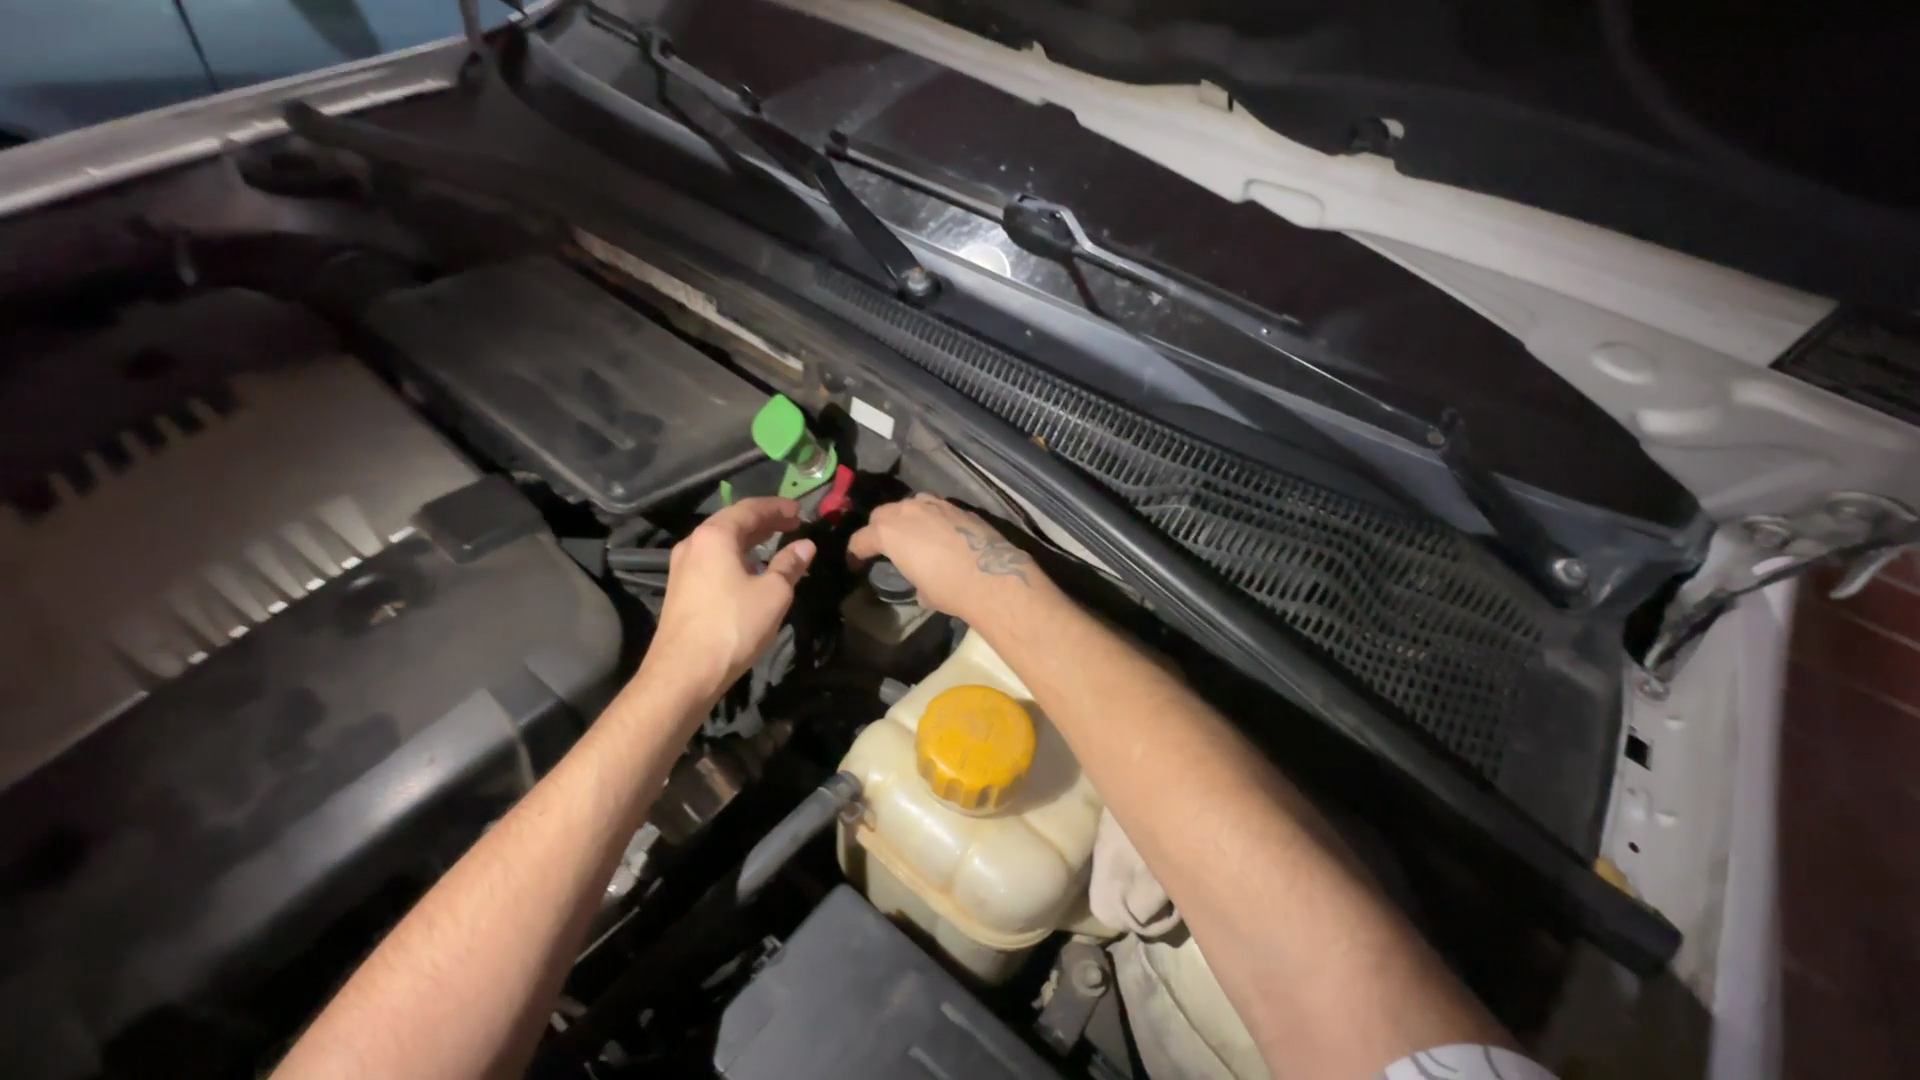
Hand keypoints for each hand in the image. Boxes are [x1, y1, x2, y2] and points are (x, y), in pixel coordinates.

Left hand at [642, 497, 815, 703]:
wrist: (683, 673)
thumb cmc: (733, 626)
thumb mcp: (773, 594)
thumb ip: (790, 565)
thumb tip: (805, 545)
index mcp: (715, 536)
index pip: (750, 508)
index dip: (778, 507)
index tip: (801, 512)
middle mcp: (693, 544)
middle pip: (732, 522)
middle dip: (764, 521)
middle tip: (792, 525)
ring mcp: (682, 567)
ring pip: (721, 542)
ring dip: (749, 540)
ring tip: (775, 544)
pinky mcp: (681, 589)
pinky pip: (713, 560)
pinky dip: (736, 556)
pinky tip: (750, 570)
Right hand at [847, 495, 1048, 623]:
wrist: (993, 576)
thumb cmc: (949, 589)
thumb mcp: (920, 590)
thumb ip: (910, 575)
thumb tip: (918, 577)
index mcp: (888, 532)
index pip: (861, 539)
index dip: (856, 553)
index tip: (857, 563)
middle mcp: (907, 511)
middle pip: (882, 515)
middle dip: (878, 529)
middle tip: (883, 547)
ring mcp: (935, 504)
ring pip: (909, 505)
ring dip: (904, 518)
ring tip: (911, 536)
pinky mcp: (958, 507)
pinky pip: (934, 508)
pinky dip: (930, 518)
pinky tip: (939, 534)